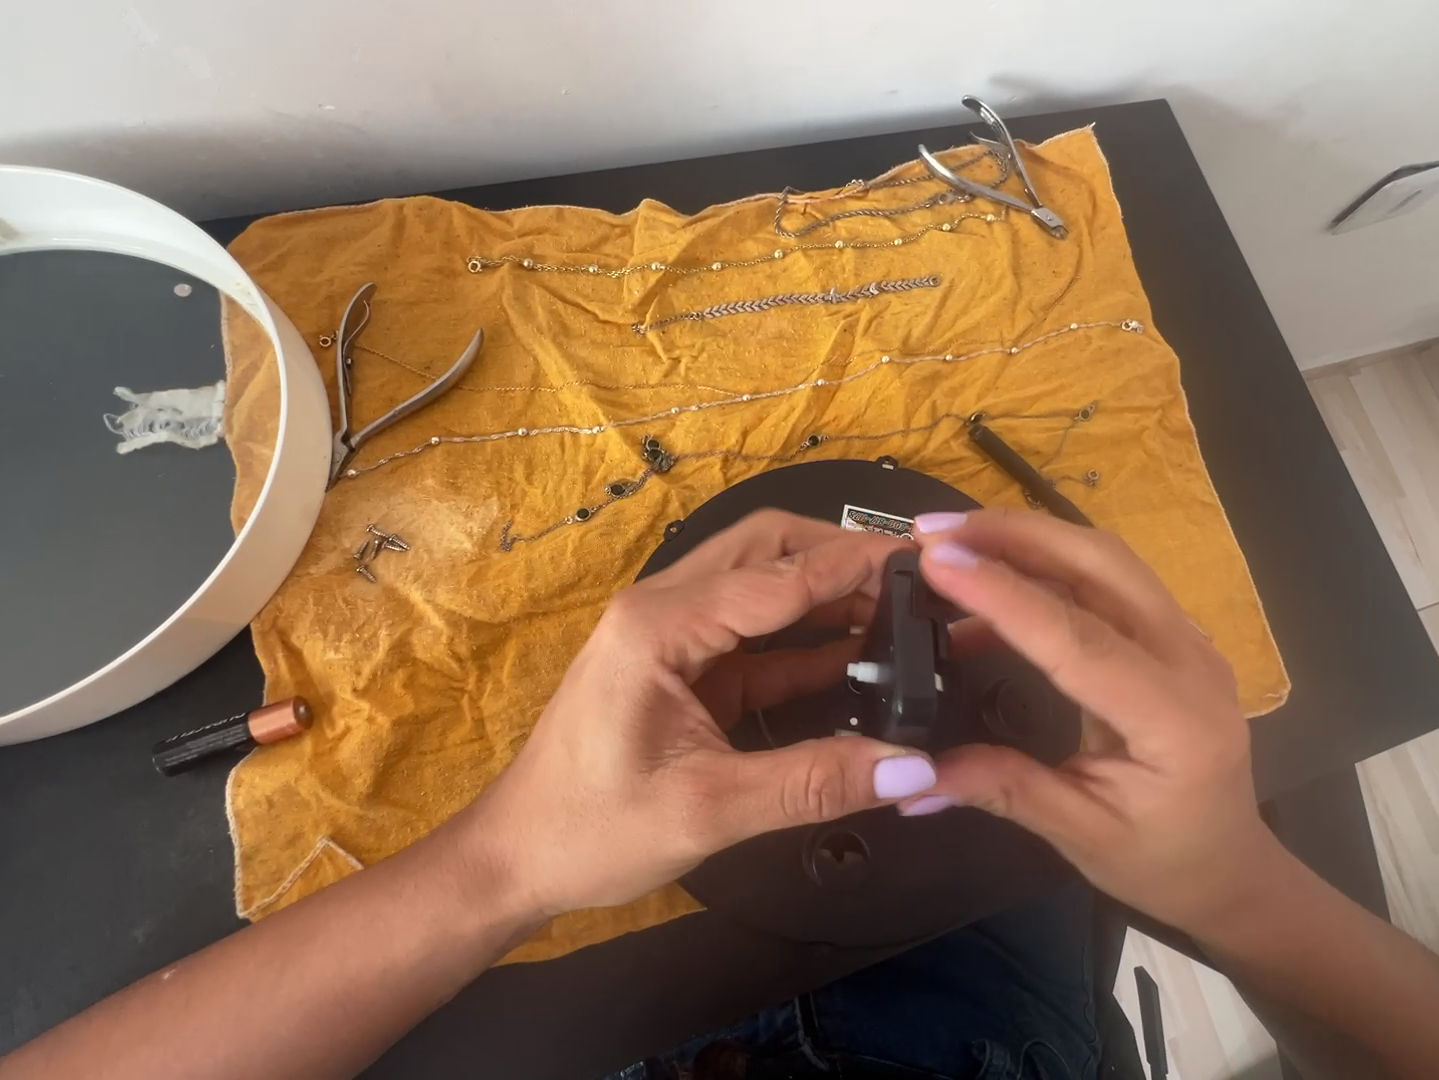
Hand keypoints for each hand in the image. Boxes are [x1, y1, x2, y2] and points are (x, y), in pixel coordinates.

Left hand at [456, 510, 939, 923]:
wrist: (517, 857)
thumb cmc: (593, 830)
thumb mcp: (708, 811)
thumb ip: (812, 783)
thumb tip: (911, 768)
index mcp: (659, 624)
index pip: (775, 577)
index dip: (851, 565)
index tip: (920, 558)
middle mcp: (664, 607)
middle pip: (764, 548)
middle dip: (836, 555)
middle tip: (907, 577)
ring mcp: (673, 632)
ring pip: (761, 581)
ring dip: (825, 589)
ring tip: (897, 606)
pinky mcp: (685, 663)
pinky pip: (756, 632)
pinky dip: (806, 636)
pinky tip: (857, 652)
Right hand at [902, 509, 1290, 935]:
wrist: (1232, 868)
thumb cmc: (1166, 862)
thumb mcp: (1082, 836)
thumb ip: (1004, 790)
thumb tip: (913, 777)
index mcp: (1175, 720)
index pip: (1080, 640)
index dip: (1005, 596)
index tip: (939, 560)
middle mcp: (1189, 660)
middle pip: (1102, 563)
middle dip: (1014, 534)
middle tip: (933, 532)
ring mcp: (1182, 637)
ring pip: (1102, 558)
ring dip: (1023, 538)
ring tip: (949, 543)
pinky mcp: (1164, 633)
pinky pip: (1099, 579)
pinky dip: (1037, 568)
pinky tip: (983, 591)